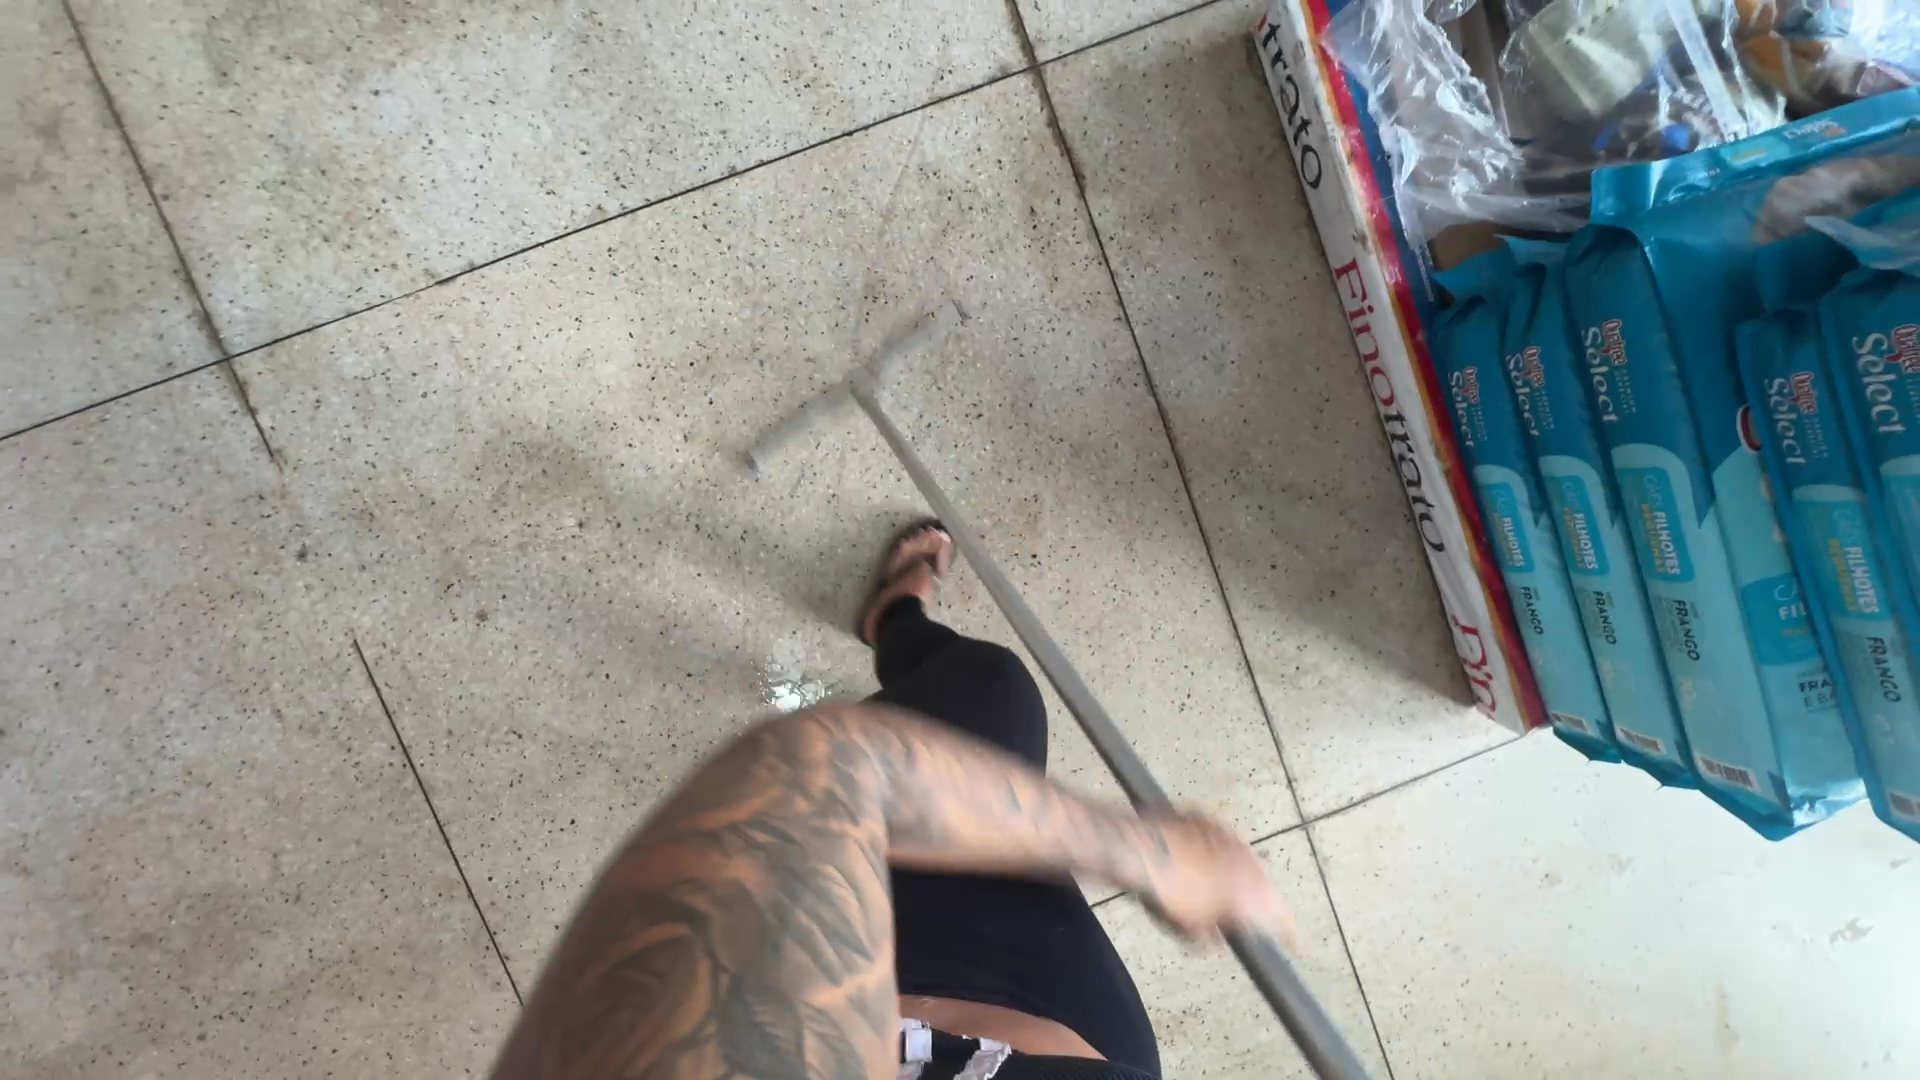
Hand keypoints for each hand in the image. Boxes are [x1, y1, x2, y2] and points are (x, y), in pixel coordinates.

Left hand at [1137, 812, 1296, 947]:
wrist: (1140, 849)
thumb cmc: (1167, 894)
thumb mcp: (1194, 931)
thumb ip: (1219, 933)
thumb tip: (1221, 933)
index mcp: (1252, 889)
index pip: (1283, 916)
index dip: (1291, 932)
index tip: (1296, 943)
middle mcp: (1247, 856)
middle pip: (1264, 881)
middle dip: (1258, 897)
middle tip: (1244, 912)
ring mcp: (1224, 832)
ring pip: (1242, 856)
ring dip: (1236, 870)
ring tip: (1219, 886)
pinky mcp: (1202, 815)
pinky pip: (1217, 837)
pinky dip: (1214, 849)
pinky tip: (1199, 860)